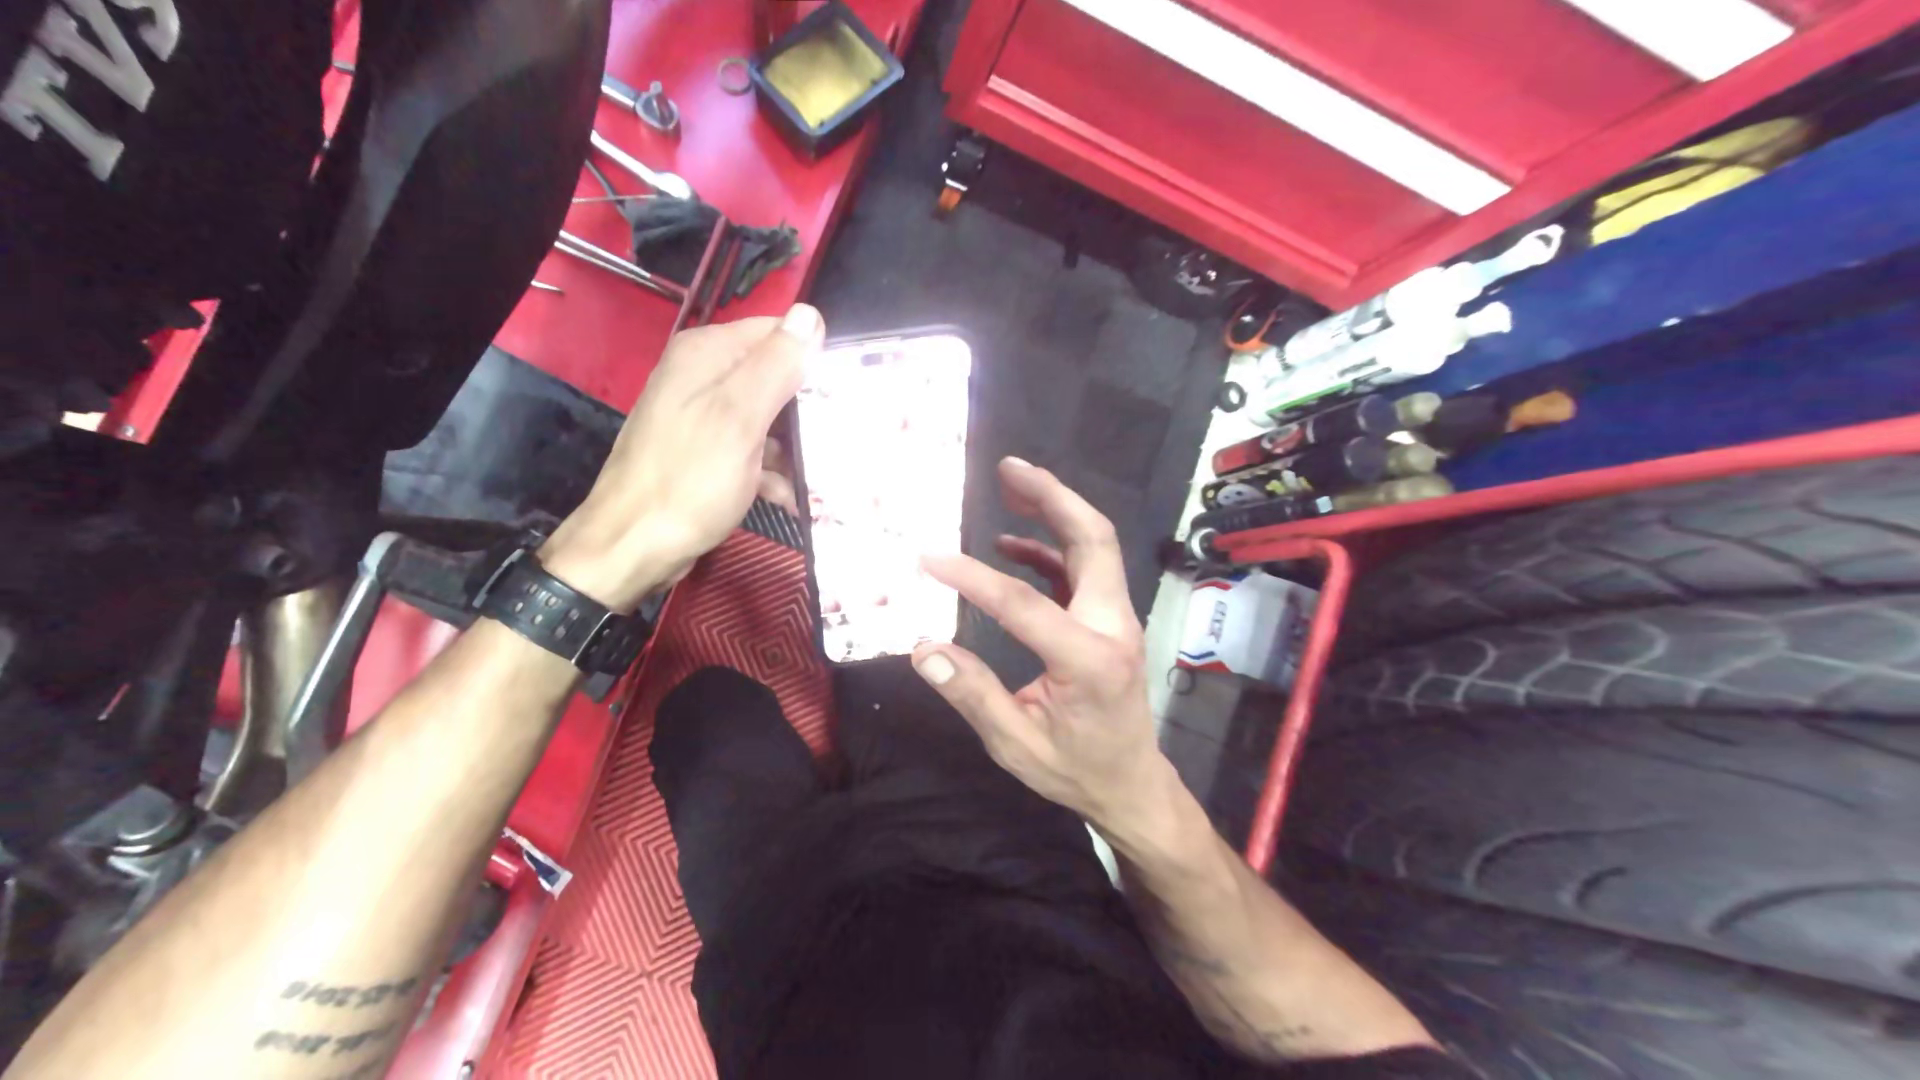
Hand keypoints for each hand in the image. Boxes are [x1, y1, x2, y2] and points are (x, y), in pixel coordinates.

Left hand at [540, 304, 822, 611]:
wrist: (634, 548)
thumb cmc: (690, 481)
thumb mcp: (739, 419)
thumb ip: (776, 365)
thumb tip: (812, 313)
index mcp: (708, 354)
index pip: (778, 333)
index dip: (812, 360)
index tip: (842, 396)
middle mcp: (702, 375)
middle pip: (774, 376)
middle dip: (806, 411)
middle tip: (834, 441)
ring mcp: (702, 416)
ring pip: (767, 418)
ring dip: (793, 449)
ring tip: (817, 478)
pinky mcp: (704, 452)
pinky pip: (750, 449)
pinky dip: (771, 471)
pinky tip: (789, 498)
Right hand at [912, 458, 1167, 830]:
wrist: (1132, 784)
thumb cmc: (1076, 769)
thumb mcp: (1016, 744)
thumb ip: (972, 694)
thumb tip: (923, 648)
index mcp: (1089, 660)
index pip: (1023, 603)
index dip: (972, 577)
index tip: (927, 558)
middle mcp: (1112, 625)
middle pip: (1092, 539)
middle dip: (1050, 496)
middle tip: (1007, 467)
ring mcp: (1117, 618)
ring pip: (1093, 544)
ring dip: (1054, 509)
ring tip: (1008, 483)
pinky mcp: (1110, 619)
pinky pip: (1083, 568)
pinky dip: (1049, 547)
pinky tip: (1011, 544)